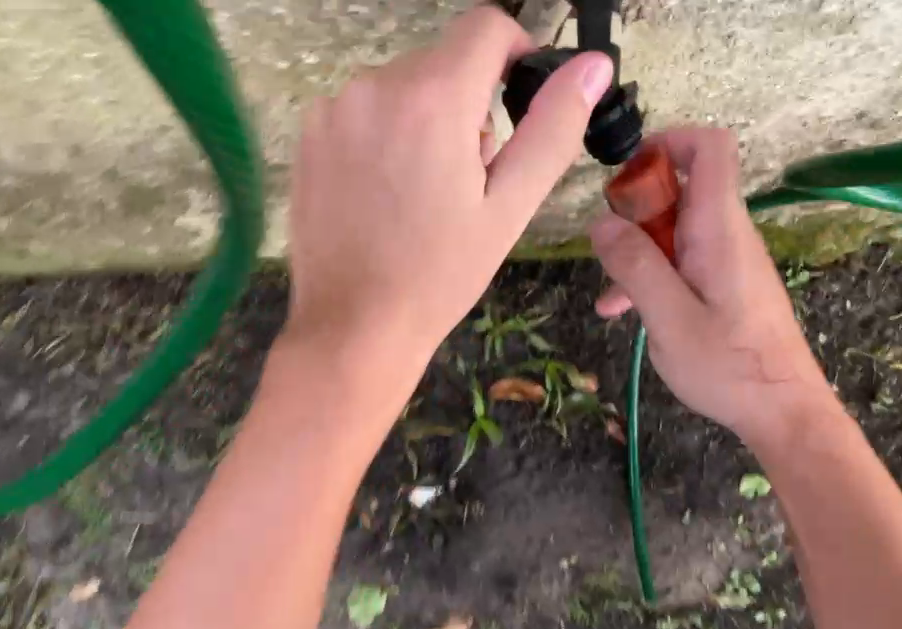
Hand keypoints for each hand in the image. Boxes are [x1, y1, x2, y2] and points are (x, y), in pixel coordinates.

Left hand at [276, 6, 612, 416]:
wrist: (354, 327)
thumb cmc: (438, 278)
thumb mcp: (507, 210)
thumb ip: (551, 131)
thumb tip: (592, 67)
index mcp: (434, 97)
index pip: (487, 26)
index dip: (515, 55)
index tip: (517, 103)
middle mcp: (377, 84)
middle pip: (442, 64)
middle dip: (465, 108)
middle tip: (465, 183)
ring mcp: (335, 109)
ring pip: (401, 90)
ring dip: (422, 124)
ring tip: (420, 198)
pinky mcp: (309, 134)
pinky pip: (362, 113)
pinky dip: (382, 139)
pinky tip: (383, 198)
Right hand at [589, 128, 831, 435]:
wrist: (782, 409)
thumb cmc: (728, 366)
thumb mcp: (668, 318)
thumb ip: (635, 267)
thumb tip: (600, 223)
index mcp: (719, 229)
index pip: (709, 147)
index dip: (667, 144)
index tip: (627, 178)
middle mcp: (728, 235)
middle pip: (683, 191)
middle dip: (637, 213)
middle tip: (609, 253)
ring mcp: (729, 262)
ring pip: (678, 234)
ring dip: (639, 255)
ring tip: (610, 298)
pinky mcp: (728, 289)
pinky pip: (686, 265)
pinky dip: (655, 279)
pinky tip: (628, 315)